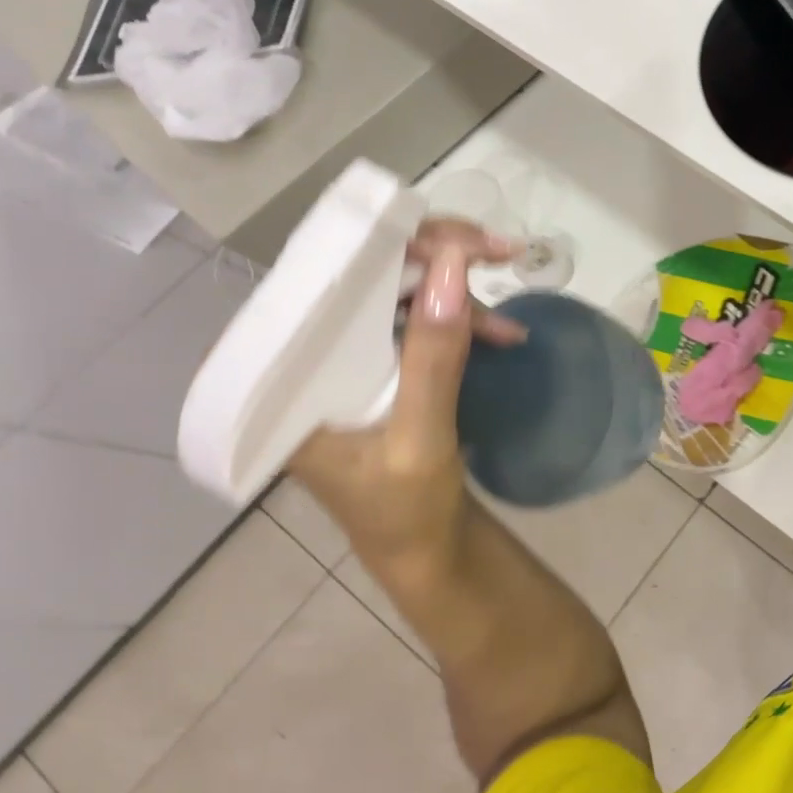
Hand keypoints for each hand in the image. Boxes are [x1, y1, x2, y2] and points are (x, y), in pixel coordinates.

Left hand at [288, 220, 522, 570]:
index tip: (464, 241)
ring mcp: (342, 363)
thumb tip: (450, 268)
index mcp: (284, 374)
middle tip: (501, 253)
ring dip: (459, 300)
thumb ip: (432, 357)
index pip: (327, 280)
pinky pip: (415, 323)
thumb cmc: (406, 509)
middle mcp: (304, 358)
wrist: (424, 551)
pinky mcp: (376, 371)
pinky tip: (499, 337)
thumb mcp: (422, 437)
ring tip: (508, 330)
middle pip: (364, 278)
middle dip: (438, 262)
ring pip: (397, 297)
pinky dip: (460, 322)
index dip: (392, 245)